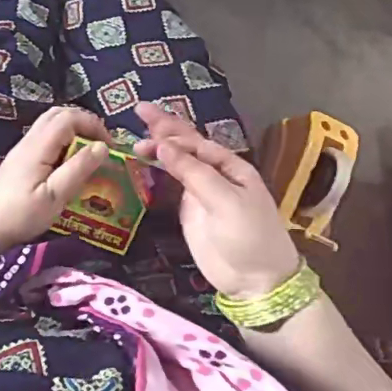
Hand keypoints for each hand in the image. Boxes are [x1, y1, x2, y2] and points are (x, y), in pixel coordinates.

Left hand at [0, 106, 113, 247]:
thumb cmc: (20, 215)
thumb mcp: (54, 196)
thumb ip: (78, 169)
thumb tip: (102, 147)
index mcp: (38, 146)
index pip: (68, 117)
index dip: (92, 124)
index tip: (109, 145)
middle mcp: (29, 141)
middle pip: (59, 115)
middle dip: (85, 123)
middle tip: (101, 145)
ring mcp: (23, 149)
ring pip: (51, 125)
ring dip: (74, 131)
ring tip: (89, 153)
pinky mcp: (20, 159)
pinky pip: (45, 138)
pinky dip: (63, 141)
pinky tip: (70, 163)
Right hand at [134, 104, 298, 298]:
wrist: (255, 280)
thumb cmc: (249, 235)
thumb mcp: (225, 201)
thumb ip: (193, 173)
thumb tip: (163, 146)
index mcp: (230, 166)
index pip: (196, 142)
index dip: (172, 131)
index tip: (146, 126)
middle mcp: (215, 173)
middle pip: (186, 145)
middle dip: (163, 128)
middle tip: (138, 110)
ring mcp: (201, 191)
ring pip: (176, 162)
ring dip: (158, 148)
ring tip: (136, 140)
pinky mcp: (189, 210)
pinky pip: (172, 183)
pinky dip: (158, 170)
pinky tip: (145, 161)